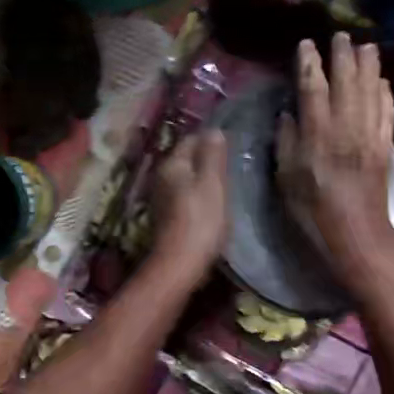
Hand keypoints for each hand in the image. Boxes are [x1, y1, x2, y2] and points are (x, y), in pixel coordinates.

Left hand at [151, 129, 228, 277]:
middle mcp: (160, 176)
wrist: (179, 263)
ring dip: (201, 177)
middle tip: (232, 162)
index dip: (211, 139)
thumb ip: (212, 155)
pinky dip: (196, 194)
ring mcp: (160, 196)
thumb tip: (213, 130)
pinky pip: (183, 194)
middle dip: (206, 157)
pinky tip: (211, 202)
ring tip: (225, 181)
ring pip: (184, 177)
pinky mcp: (165, 215)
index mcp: (171, 164)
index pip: (191, 139)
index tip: (232, 145)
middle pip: (186, 158)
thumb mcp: (212, 183)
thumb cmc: (200, 219)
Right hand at [278, 32, 393, 273]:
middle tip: (341, 36)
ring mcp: (369, 134)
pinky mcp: (384, 146)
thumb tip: (288, 114)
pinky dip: (385, 94)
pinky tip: (382, 83)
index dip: (309, 63)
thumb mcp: (286, 176)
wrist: (355, 232)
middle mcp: (346, 126)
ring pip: (371, 91)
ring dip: (369, 67)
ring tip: (366, 47)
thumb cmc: (311, 208)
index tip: (306, 45)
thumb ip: (286, 141)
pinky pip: (387, 111)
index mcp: (317, 132)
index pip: (313, 87)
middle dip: (343, 56)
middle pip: (347, 81)